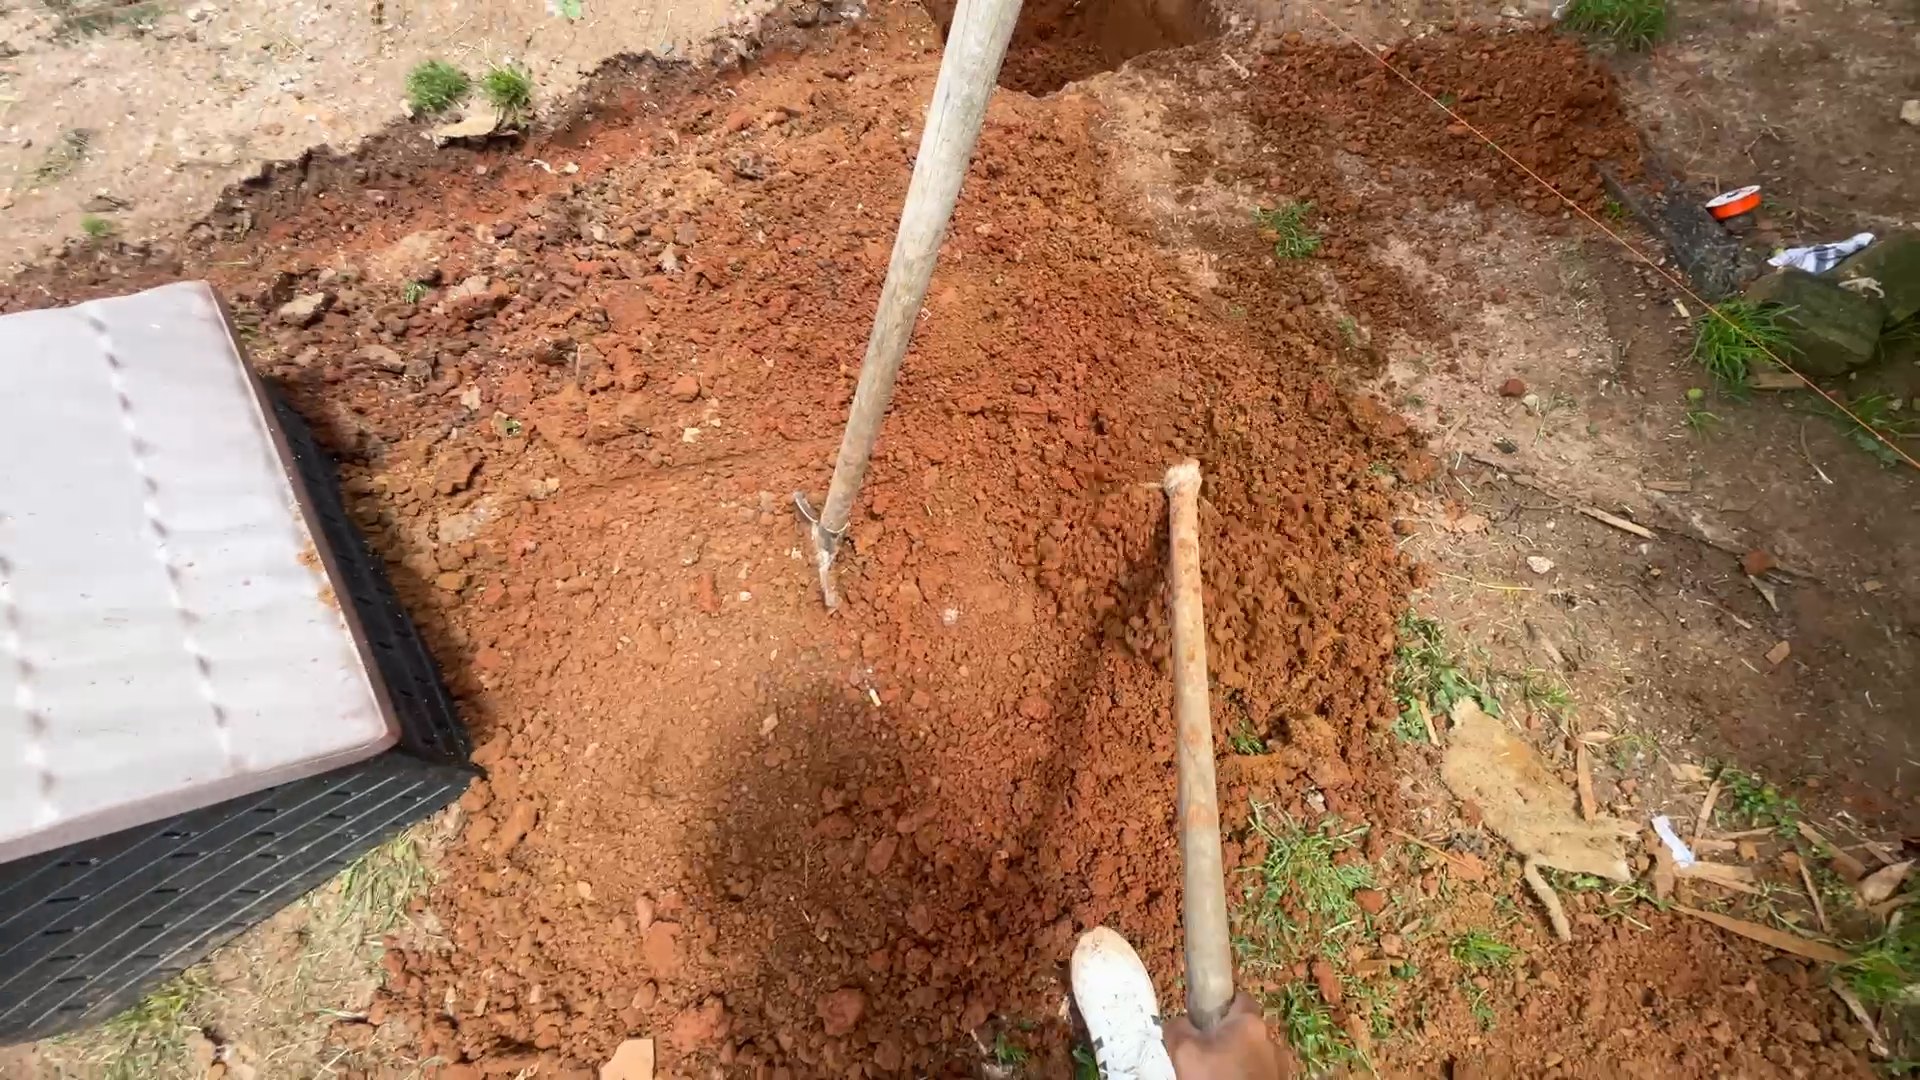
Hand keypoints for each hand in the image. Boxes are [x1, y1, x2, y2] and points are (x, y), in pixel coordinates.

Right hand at [1163, 993, 1291, 1079]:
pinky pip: (1260, 1075)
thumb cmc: (1213, 1079)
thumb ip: (1179, 1026)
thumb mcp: (1182, 1049)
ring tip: (1218, 1074)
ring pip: (1254, 1055)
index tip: (1206, 1018)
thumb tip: (1183, 1023)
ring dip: (1240, 1061)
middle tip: (1207, 1052)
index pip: (1240, 998)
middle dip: (1229, 1038)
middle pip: (1246, 1030)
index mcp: (1250, 1023)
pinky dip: (1248, 1077)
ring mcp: (1279, 1069)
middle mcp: (1271, 1042)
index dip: (1222, 1005)